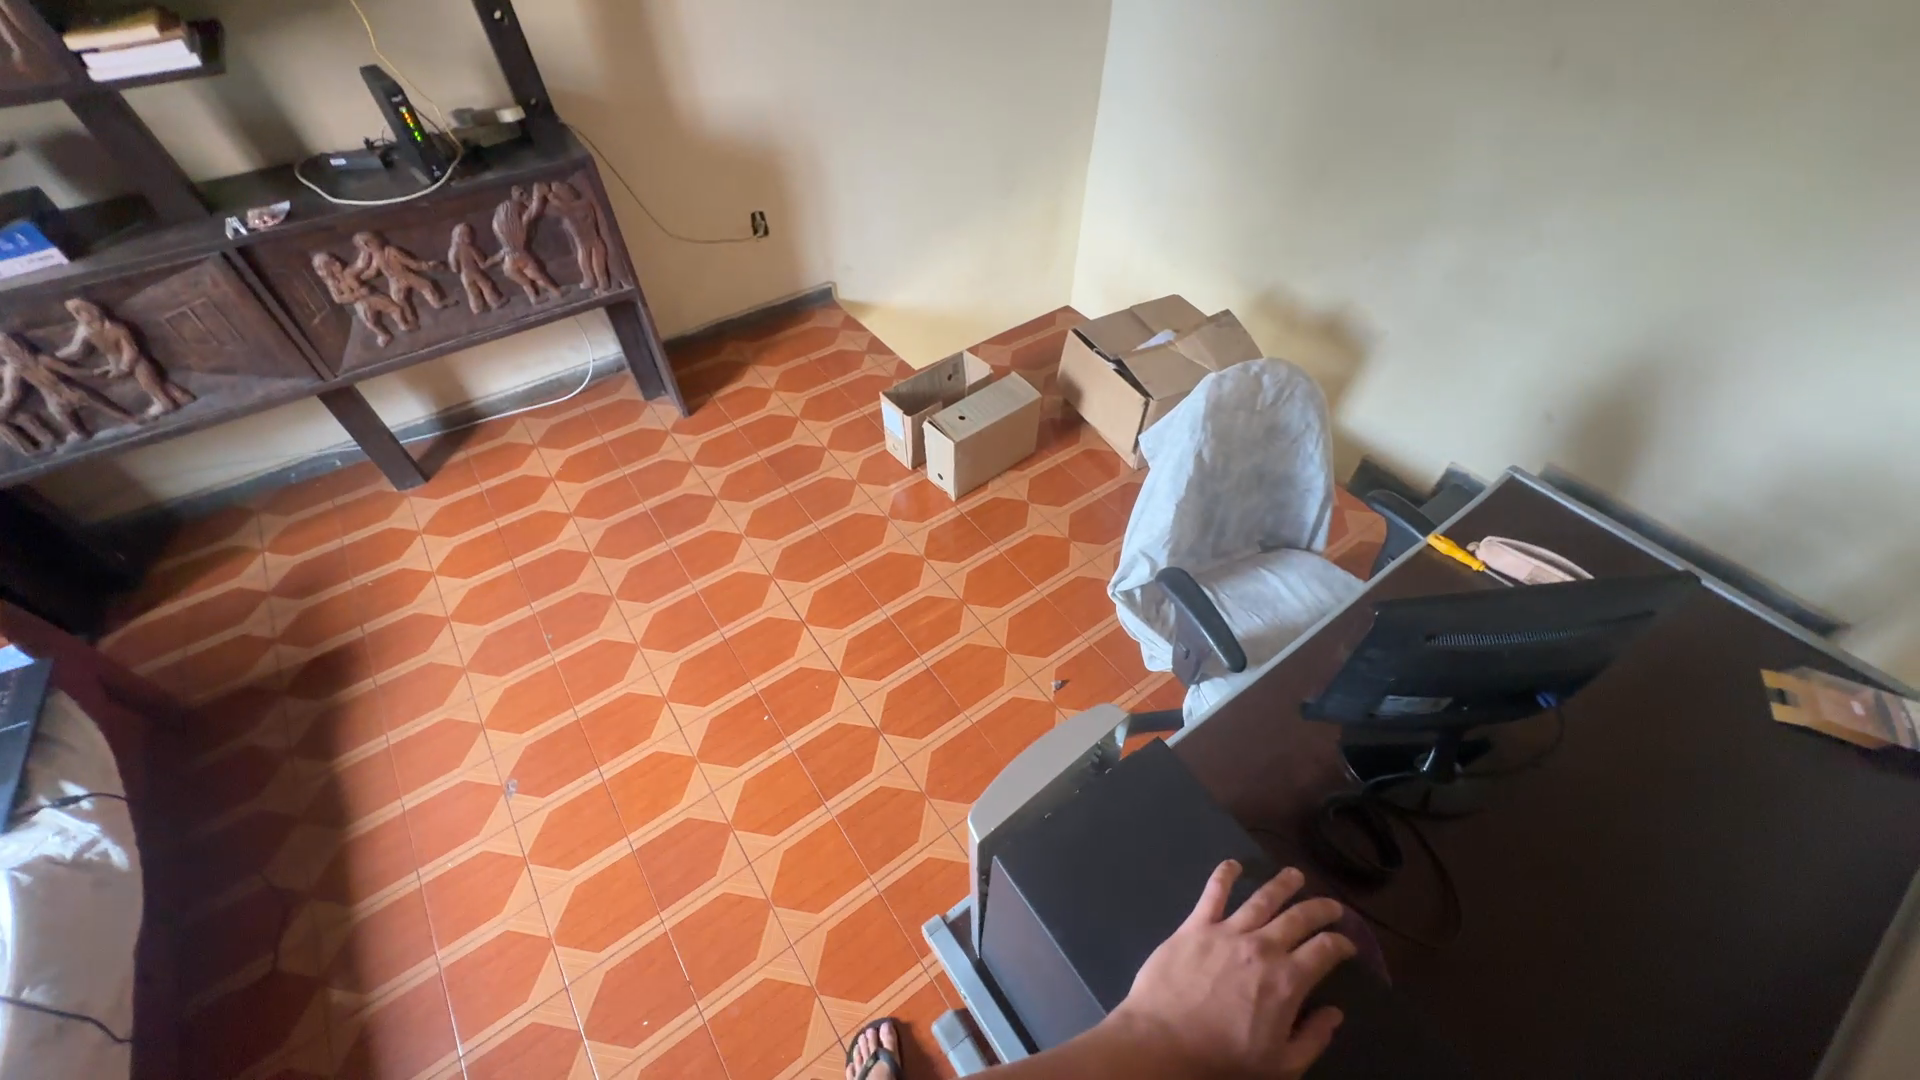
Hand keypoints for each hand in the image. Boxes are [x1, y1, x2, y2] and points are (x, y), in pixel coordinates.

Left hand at [1112, 862, 1354, 1078]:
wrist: (1165, 1039)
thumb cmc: (1224, 1057)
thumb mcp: (1282, 1064)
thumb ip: (1313, 1038)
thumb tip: (1334, 1014)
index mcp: (1286, 981)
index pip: (1324, 951)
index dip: (1341, 943)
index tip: (1348, 942)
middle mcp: (1261, 947)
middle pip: (1298, 918)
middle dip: (1320, 908)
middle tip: (1331, 904)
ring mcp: (1227, 931)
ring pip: (1261, 898)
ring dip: (1282, 884)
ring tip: (1294, 875)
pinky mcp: (1195, 925)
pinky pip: (1213, 893)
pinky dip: (1224, 875)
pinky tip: (1233, 864)